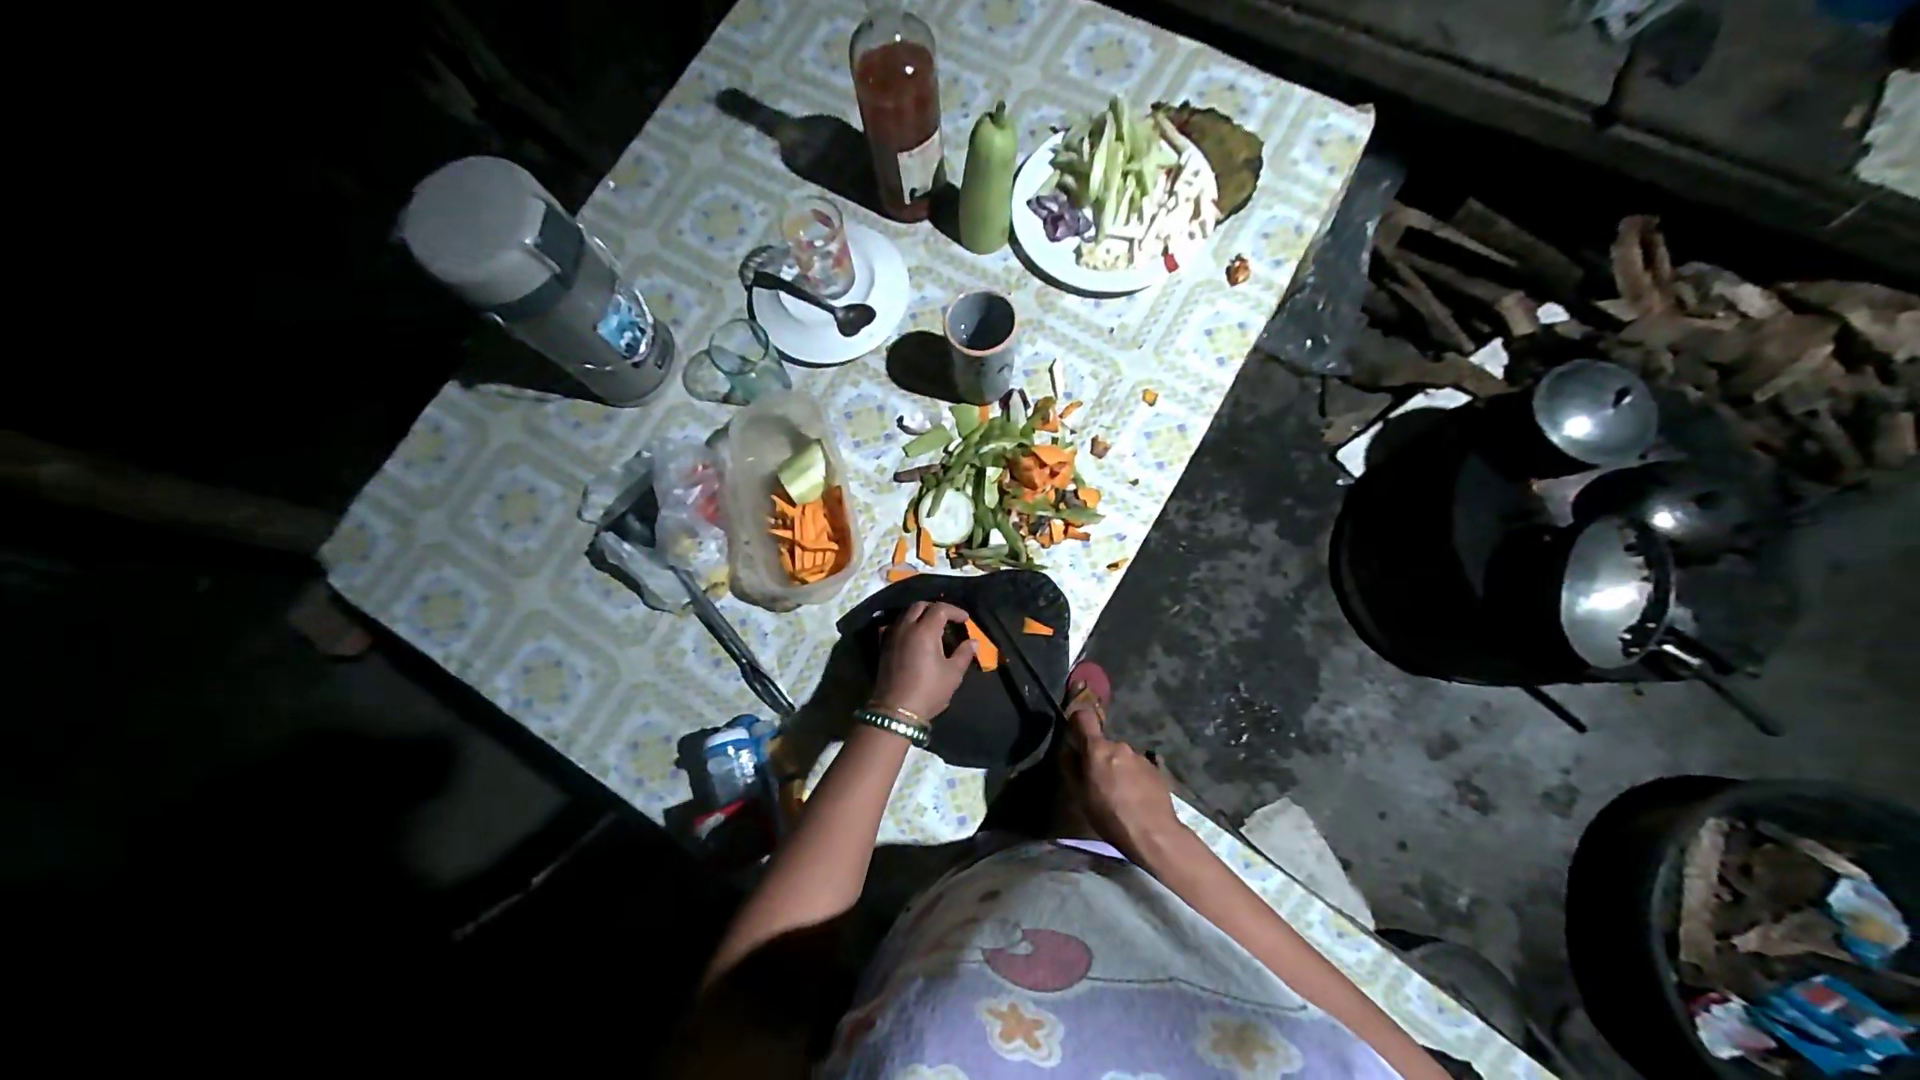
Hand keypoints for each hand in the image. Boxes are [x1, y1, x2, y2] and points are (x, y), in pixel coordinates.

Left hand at [869, 601, 977, 723]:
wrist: (896, 711)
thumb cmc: (929, 691)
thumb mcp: (953, 674)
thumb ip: (964, 653)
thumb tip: (973, 642)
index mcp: (924, 631)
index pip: (940, 609)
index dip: (955, 611)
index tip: (965, 620)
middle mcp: (906, 627)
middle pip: (920, 605)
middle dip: (936, 608)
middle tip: (948, 620)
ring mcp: (891, 636)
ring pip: (905, 614)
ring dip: (920, 615)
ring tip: (932, 627)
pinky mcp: (883, 646)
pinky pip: (894, 626)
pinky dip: (905, 624)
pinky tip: (911, 636)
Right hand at [1066, 697, 1181, 859]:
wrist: (1154, 834)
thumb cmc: (1110, 816)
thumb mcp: (1080, 796)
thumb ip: (1070, 767)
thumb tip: (1067, 749)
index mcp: (1098, 749)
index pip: (1084, 717)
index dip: (1077, 721)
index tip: (1075, 734)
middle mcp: (1121, 746)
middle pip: (1104, 744)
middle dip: (1100, 757)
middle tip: (1099, 782)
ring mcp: (1141, 757)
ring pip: (1122, 756)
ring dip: (1118, 768)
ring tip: (1121, 794)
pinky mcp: (1157, 769)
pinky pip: (1138, 767)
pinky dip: (1134, 776)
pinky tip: (1136, 797)